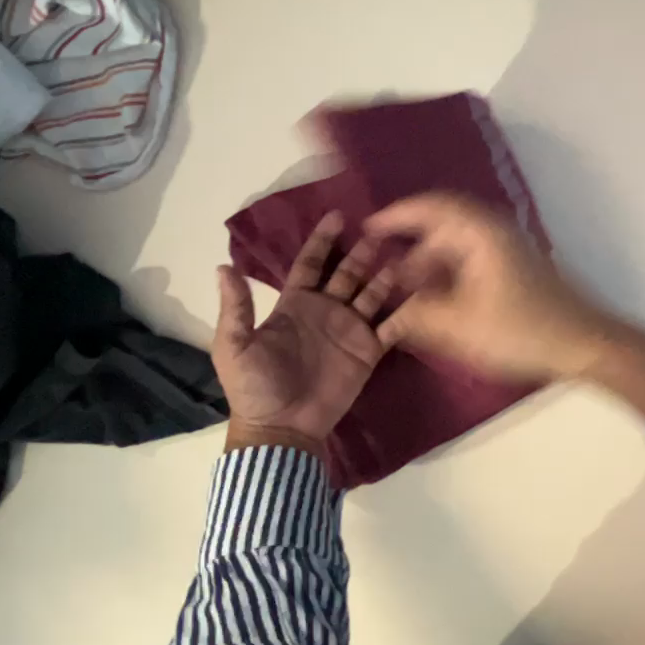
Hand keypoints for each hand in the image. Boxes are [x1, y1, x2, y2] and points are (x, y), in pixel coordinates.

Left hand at [214, 213, 397, 465]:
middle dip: (362, 251)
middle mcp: (327, 310)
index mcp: (296, 305)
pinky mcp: (370, 350)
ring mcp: (351, 329)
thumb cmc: (255, 387)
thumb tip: (223, 267)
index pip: (311, 263)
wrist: (282, 429)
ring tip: (404, 256)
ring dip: (386, 274)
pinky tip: (421, 292)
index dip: (322, 240)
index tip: (337, 215)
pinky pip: (392, 325)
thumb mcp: (234, 347)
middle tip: (380, 230)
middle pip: (348, 272)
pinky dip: (406, 310)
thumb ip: (236, 308)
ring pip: (373, 293)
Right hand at [365, 194, 620, 383]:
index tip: (367, 227)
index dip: (397, 213)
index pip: (433, 206)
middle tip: (380, 270)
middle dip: (410, 246)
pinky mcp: (517, 266)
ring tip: (404, 291)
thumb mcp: (459, 327)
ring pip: (458, 244)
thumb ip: (416, 316)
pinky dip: (449, 272)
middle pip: (443, 225)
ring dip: (430, 262)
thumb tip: (386, 313)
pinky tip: (437, 300)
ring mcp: (509, 247)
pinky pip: (472, 258)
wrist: (582, 342)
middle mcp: (495, 230)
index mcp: (481, 232)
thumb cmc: (521, 330)